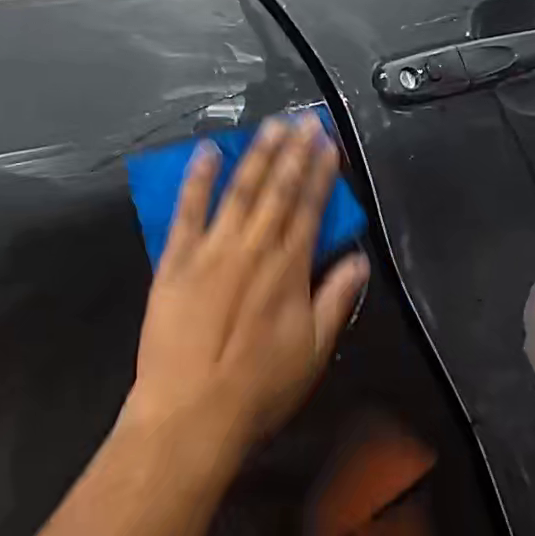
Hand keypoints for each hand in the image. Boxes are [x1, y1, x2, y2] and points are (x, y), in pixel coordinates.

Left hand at [123, 113, 369, 467]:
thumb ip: (337, 298)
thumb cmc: (259, 387)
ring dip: (256, 155)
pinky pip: (186, 214)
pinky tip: (206, 154)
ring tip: (270, 125)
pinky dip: (196, 182)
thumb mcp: (314, 349)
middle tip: (305, 119)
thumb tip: (359, 259)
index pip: (310, 208)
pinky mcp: (174, 264)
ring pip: (238, 191)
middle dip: (294, 151)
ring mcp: (210, 252)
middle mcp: (252, 249)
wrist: (189, 416)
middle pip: (277, 190)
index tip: (329, 144)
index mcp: (288, 268)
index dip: (321, 173)